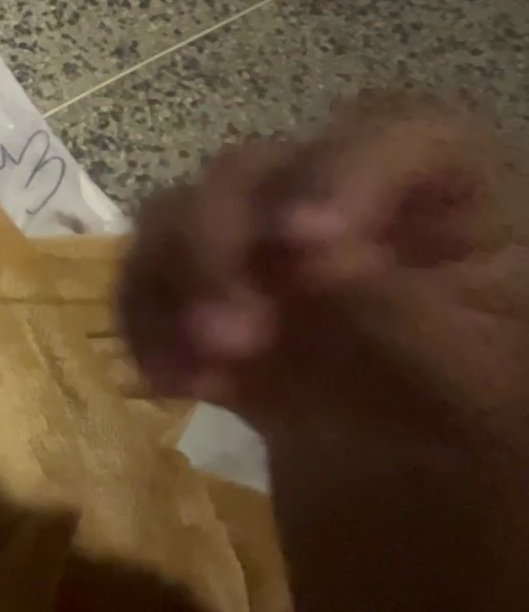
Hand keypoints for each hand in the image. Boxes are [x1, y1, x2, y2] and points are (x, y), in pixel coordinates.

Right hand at [118, 94, 527, 439]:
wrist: (406, 477)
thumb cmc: (472, 425)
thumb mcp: (476, 390)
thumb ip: (408, 320)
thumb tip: (313, 261)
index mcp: (443, 198)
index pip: (399, 133)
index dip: (343, 170)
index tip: (302, 243)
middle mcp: (331, 191)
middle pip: (249, 169)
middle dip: (220, 248)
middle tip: (226, 338)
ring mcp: (247, 228)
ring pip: (174, 210)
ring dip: (168, 286)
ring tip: (194, 375)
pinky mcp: (187, 270)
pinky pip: (136, 270)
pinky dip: (141, 322)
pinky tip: (171, 380)